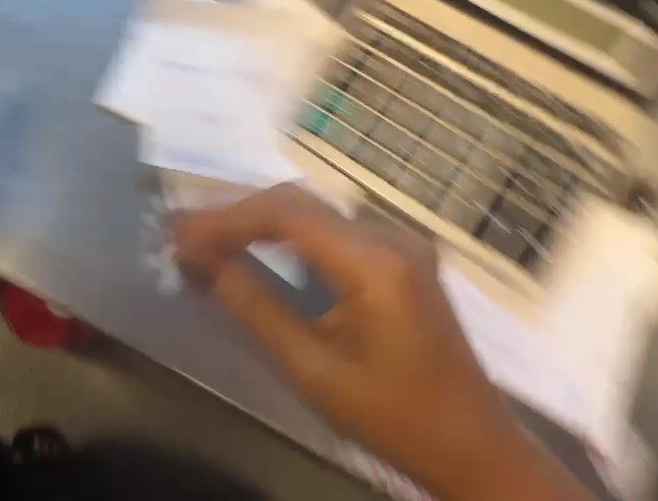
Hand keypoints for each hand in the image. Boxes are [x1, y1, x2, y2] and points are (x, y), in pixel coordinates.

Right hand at [170, 185, 589, 500]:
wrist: (481, 455)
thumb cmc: (395, 419)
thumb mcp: (312, 369)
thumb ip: (251, 305)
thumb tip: (195, 257)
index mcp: (375, 263)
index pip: (283, 214)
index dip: (223, 217)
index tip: (177, 233)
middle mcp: (390, 238)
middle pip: (295, 203)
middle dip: (232, 213)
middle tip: (181, 231)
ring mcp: (399, 244)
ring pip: (309, 210)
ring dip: (254, 219)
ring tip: (205, 236)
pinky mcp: (399, 257)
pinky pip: (328, 228)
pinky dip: (282, 232)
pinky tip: (253, 246)